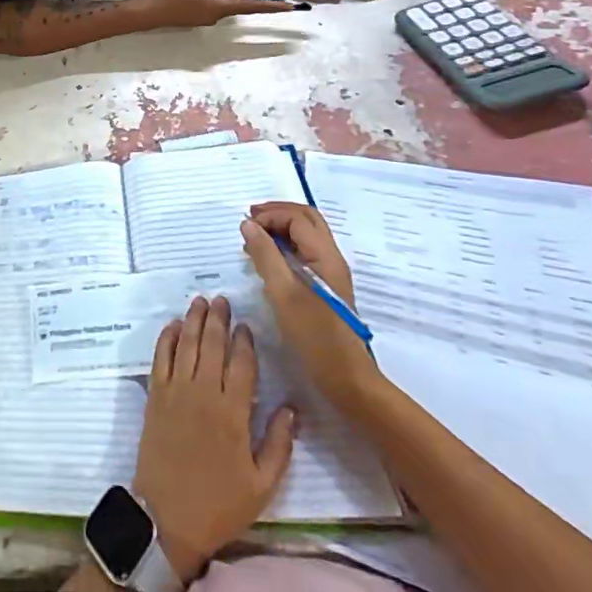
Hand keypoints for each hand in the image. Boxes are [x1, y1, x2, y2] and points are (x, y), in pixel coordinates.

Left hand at [134, 295, 295, 582]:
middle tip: (221, 300)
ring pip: (186, 346)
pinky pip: (160, 360)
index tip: (246, 325)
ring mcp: (176, 393)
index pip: (242, 363)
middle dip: (218, 319)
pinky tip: (172, 326)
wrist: (166, 520)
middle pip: (212, 345)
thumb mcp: (262, 485)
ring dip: (193, 321)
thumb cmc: (218, 504)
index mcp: (233, 412)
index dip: (245, 341)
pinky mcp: (155, 399)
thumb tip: (292, 407)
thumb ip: (279, 444)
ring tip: (200, 301)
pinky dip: (167, 340)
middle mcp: (204, 394)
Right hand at [240, 203, 383, 406]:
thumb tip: (248, 225)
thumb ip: (265, 256)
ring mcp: (329, 274)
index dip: (271, 215)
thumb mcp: (283, 294)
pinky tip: (267, 260)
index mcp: (326, 256)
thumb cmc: (314, 336)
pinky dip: (284, 247)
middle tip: (250, 217)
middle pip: (307, 220)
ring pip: (306, 236)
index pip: (298, 219)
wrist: (346, 378)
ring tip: (254, 237)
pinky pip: (304, 254)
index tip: (245, 226)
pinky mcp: (324, 288)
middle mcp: (331, 259)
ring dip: (281, 229)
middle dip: (278, 213)